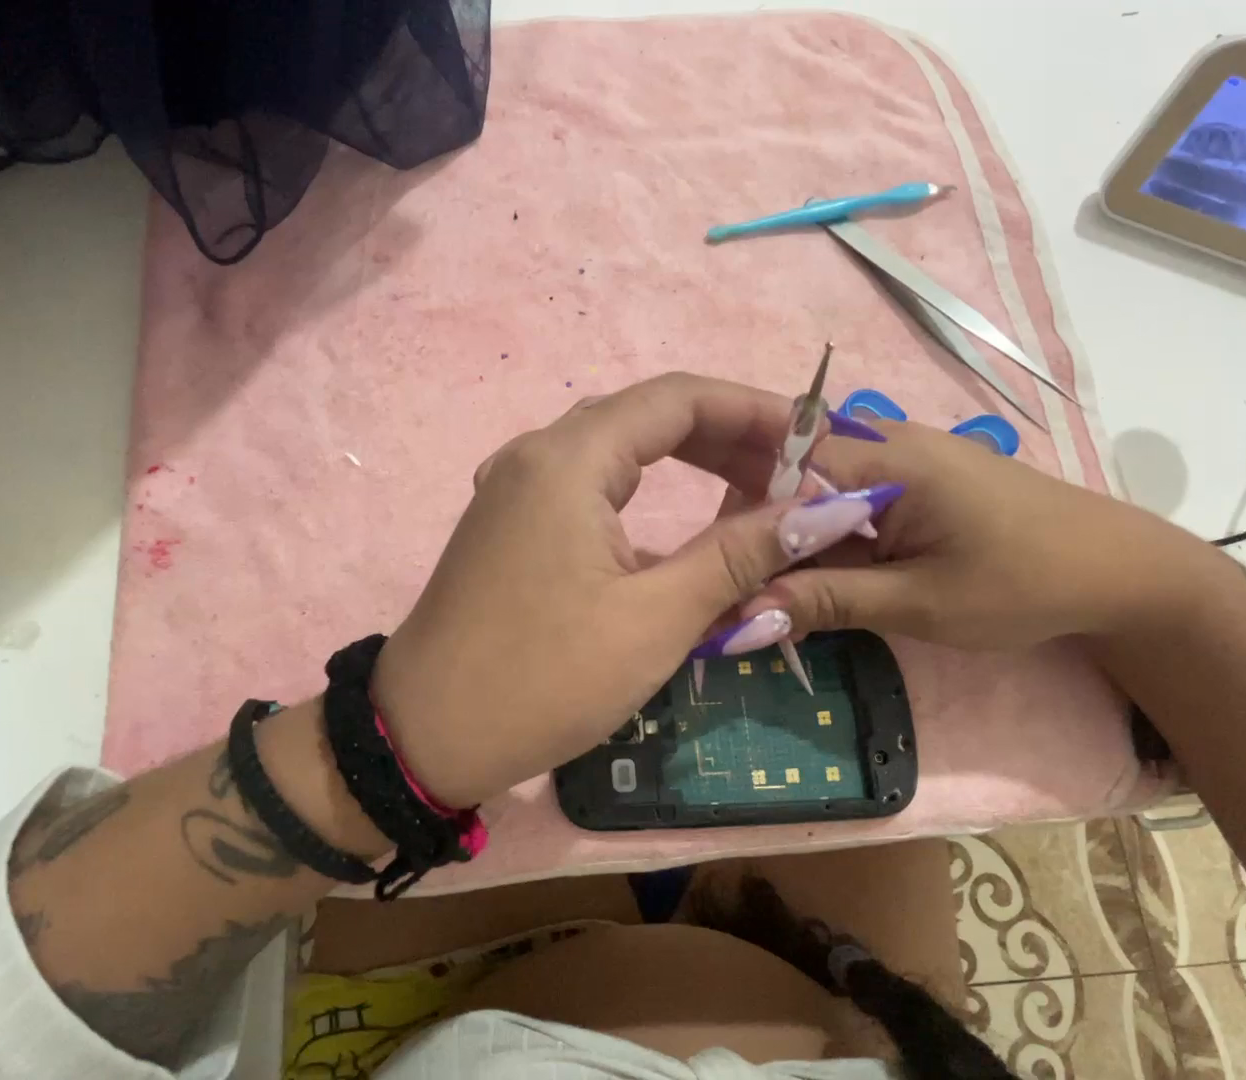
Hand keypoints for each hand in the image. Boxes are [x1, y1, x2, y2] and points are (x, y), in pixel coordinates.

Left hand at [371, 374, 868, 807]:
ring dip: (687, 471)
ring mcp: (514, 491)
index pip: (679, 397)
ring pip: (617, 457)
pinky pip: (588, 493)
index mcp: (567, 458)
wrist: (424, 735)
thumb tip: (821, 511)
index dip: (755, 411)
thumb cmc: (542, 679)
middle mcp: (535, 456)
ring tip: (754, 504)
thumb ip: (739, 555)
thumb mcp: (654, 619)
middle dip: (727, 442)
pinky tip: (683, 538)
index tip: (817, 442)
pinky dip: (643, 502)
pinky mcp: (508, 528)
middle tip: (796, 481)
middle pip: (647, 419)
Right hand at [745, 419, 1213, 649]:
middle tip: (736, 577)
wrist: (1123, 573)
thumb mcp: (920, 604)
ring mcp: (905, 457)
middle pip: (794, 470)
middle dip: (760, 523)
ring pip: (819, 485)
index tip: (720, 560)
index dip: (743, 508)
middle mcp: (888, 441)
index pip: (783, 461)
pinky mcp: (918, 478)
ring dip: (792, 532)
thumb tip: (741, 614)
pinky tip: (817, 569)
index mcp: (887, 459)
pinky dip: (825, 531)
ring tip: (766, 577)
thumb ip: (826, 601)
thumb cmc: (1025, 584)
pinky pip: (849, 495)